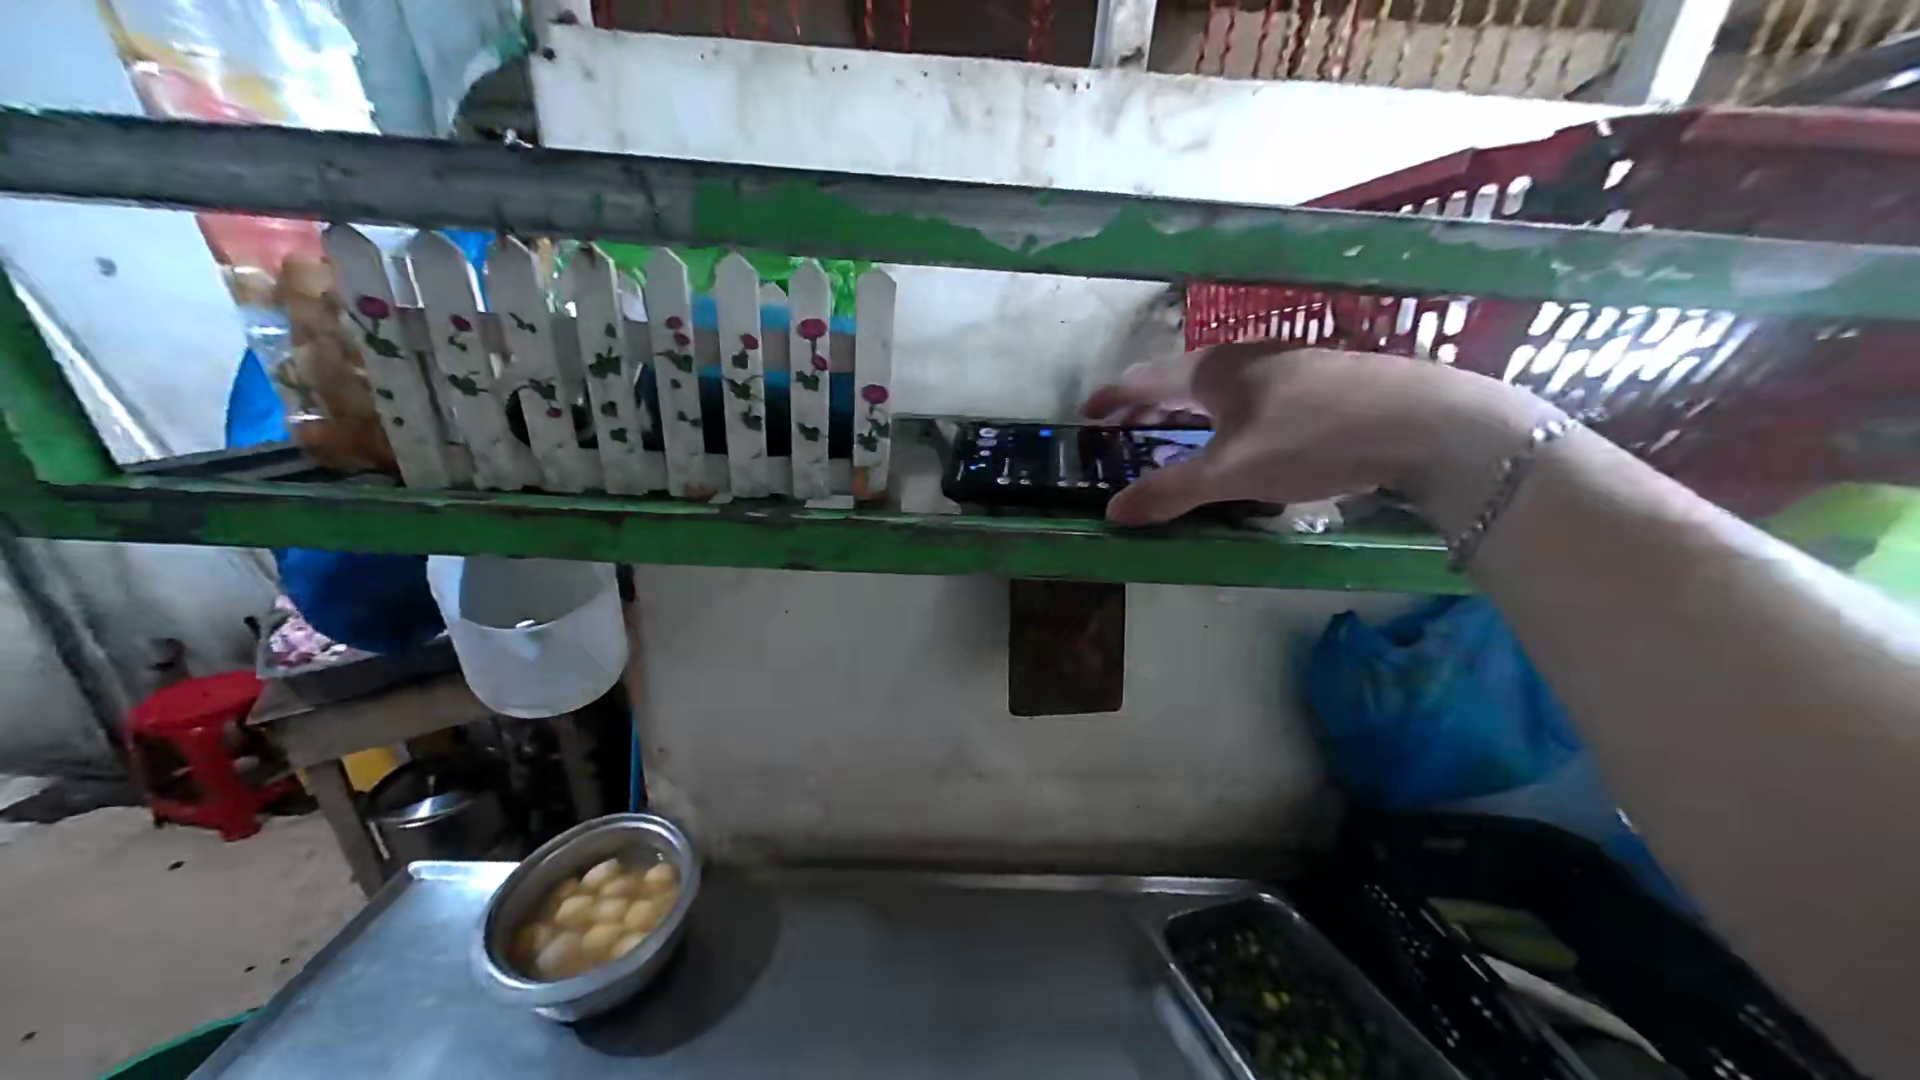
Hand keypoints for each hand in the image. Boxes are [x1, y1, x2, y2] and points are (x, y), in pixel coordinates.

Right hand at [1081, 345, 1557, 526]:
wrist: (1429, 421)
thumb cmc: (1314, 439)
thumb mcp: (1232, 473)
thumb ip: (1170, 493)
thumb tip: (1112, 514)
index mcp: (1213, 371)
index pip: (1145, 381)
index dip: (1112, 397)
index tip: (1086, 411)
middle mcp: (1245, 357)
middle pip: (1180, 378)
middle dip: (1148, 403)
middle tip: (1125, 428)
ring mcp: (1288, 362)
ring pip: (1220, 385)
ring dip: (1189, 407)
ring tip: (1178, 432)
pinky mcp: (1323, 378)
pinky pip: (1253, 393)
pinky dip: (1226, 412)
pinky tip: (1246, 432)